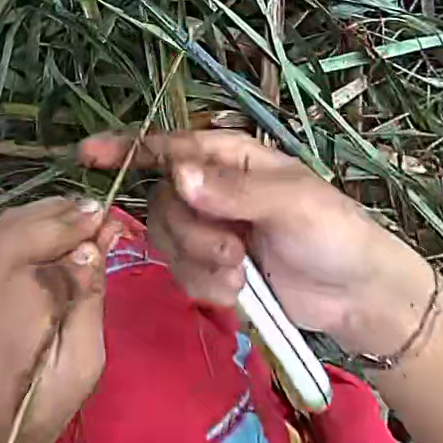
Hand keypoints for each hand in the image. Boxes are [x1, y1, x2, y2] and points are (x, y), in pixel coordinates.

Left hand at [0, 197, 120, 442]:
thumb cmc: (40, 406)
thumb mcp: (82, 368)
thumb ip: (87, 304)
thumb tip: (92, 246)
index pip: (30, 283)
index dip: (68, 247)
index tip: (104, 225)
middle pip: (7, 247)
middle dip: (56, 221)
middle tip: (95, 210)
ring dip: (42, 213)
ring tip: (79, 210)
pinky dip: (23, 220)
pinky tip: (51, 219)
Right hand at [78, 130, 434, 357]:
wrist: (356, 296)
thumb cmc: (331, 230)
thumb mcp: (290, 202)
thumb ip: (233, 191)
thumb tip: (178, 176)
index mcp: (226, 156)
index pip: (166, 146)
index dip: (124, 148)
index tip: (86, 154)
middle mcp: (208, 186)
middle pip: (162, 201)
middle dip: (191, 234)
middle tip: (234, 255)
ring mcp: (207, 227)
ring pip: (167, 239)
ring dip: (200, 263)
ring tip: (242, 275)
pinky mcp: (209, 265)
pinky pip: (180, 271)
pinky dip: (205, 286)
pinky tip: (239, 293)